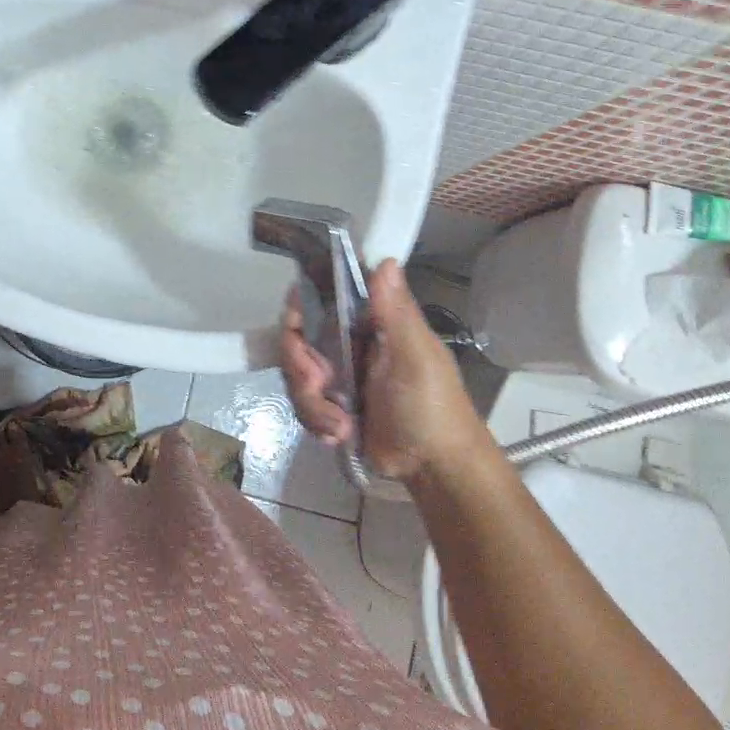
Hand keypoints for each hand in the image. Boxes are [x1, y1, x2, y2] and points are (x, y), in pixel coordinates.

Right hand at [279, 259, 493, 479]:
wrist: (433, 469)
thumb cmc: (431, 407)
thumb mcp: (416, 358)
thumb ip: (396, 312)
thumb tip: (386, 260)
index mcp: (370, 325)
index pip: (319, 301)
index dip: (298, 312)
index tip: (297, 332)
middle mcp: (348, 345)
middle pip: (297, 341)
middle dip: (300, 369)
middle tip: (317, 387)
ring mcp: (337, 377)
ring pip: (295, 376)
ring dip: (311, 404)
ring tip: (340, 426)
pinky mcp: (329, 406)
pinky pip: (301, 404)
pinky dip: (315, 421)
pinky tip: (339, 435)